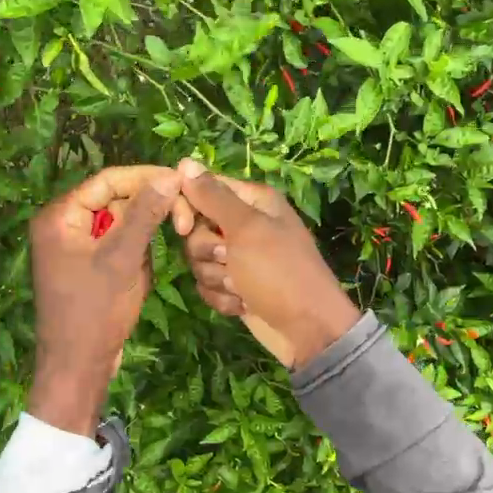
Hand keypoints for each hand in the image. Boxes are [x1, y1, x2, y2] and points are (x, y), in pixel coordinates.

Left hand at [27, 165, 185, 435]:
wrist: (77, 368)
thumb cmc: (95, 311)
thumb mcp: (123, 257)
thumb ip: (145, 213)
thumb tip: (170, 175)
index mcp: (60, 216)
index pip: (108, 180)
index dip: (146, 178)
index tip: (182, 182)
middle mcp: (62, 224)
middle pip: (115, 199)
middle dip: (148, 211)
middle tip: (183, 222)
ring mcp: (73, 246)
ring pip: (120, 223)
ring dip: (143, 238)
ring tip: (149, 263)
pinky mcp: (86, 265)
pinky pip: (117, 245)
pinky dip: (136, 254)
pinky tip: (139, 276)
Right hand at [176, 159, 360, 369]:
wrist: (308, 331)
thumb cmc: (280, 272)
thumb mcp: (246, 228)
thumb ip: (213, 196)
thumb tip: (185, 161)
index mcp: (253, 200)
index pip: (203, 188)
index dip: (188, 207)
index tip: (185, 228)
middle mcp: (246, 224)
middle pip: (196, 227)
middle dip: (207, 250)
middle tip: (229, 260)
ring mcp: (240, 257)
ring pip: (198, 260)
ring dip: (216, 277)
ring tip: (242, 286)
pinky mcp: (235, 286)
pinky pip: (208, 284)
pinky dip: (222, 297)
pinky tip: (242, 304)